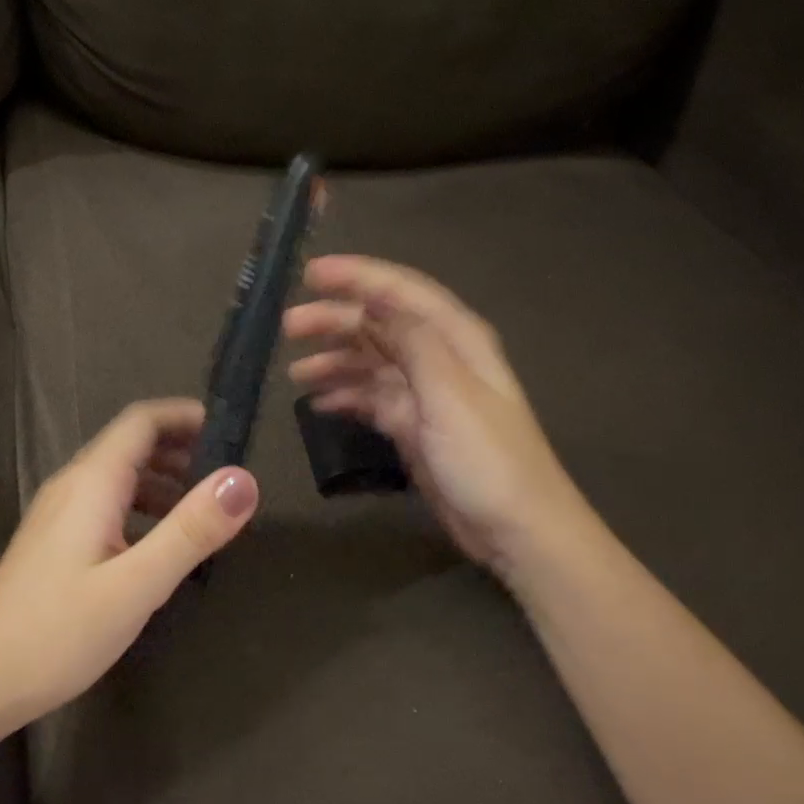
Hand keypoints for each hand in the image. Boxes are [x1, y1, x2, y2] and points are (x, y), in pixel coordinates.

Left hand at [0, 398, 258, 719]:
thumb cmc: (58, 633)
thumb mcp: (137, 584)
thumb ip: (191, 530)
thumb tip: (244, 478)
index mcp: (91, 483)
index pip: (141, 421)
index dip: (187, 416)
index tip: (234, 431)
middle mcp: (71, 488)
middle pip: (130, 445)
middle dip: (181, 449)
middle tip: (229, 477)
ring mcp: (57, 517)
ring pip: (117, 479)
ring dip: (163, 483)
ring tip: (205, 513)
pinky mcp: (54, 546)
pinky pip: (105, 508)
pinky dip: (142, 511)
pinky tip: (160, 548)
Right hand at [286, 255, 586, 574]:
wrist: (515, 529)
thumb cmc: (487, 459)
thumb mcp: (450, 394)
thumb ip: (413, 342)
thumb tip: (373, 301)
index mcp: (456, 339)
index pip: (401, 293)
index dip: (357, 277)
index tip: (309, 274)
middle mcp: (441, 359)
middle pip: (381, 325)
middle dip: (335, 320)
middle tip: (288, 328)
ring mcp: (427, 395)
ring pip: (372, 362)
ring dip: (335, 361)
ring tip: (294, 372)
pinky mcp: (415, 428)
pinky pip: (372, 400)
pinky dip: (346, 397)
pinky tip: (318, 405)